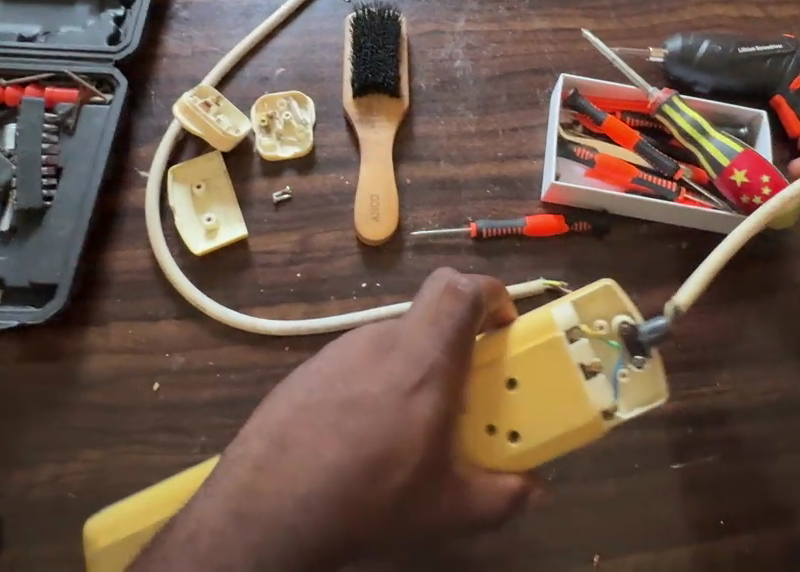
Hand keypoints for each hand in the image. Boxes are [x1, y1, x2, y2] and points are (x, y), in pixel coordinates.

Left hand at [149, 269, 534, 570]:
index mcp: (426, 360)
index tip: (505, 324)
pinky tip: (364, 428)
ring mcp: (343, 348)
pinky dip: (379, 376)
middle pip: (432, 302)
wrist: (266, 506)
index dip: (492, 292)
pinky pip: (361, 356)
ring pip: (397, 334)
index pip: (463, 288)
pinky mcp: (312, 365)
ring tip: (412, 417)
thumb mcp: (446, 510)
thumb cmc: (368, 498)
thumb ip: (501, 497)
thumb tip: (534, 490)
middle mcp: (385, 340)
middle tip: (468, 374)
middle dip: (461, 326)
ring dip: (418, 358)